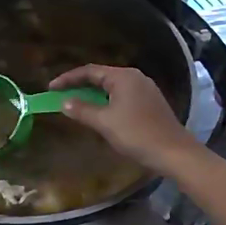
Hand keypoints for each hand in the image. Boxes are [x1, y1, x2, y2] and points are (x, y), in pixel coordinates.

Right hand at [51, 65, 204, 173]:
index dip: (67, 79)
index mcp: (123, 77)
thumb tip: (65, 102)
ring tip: (76, 103)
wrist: (174, 153)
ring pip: (111, 87)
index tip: (51, 88)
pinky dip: (105, 101)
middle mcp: (135, 77)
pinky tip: (99, 112)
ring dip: (92, 94)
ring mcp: (145, 90)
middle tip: (61, 95)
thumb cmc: (137, 134)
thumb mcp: (104, 122)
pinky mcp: (150, 103)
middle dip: (79, 85)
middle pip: (101, 76)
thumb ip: (82, 110)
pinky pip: (121, 95)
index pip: (89, 71)